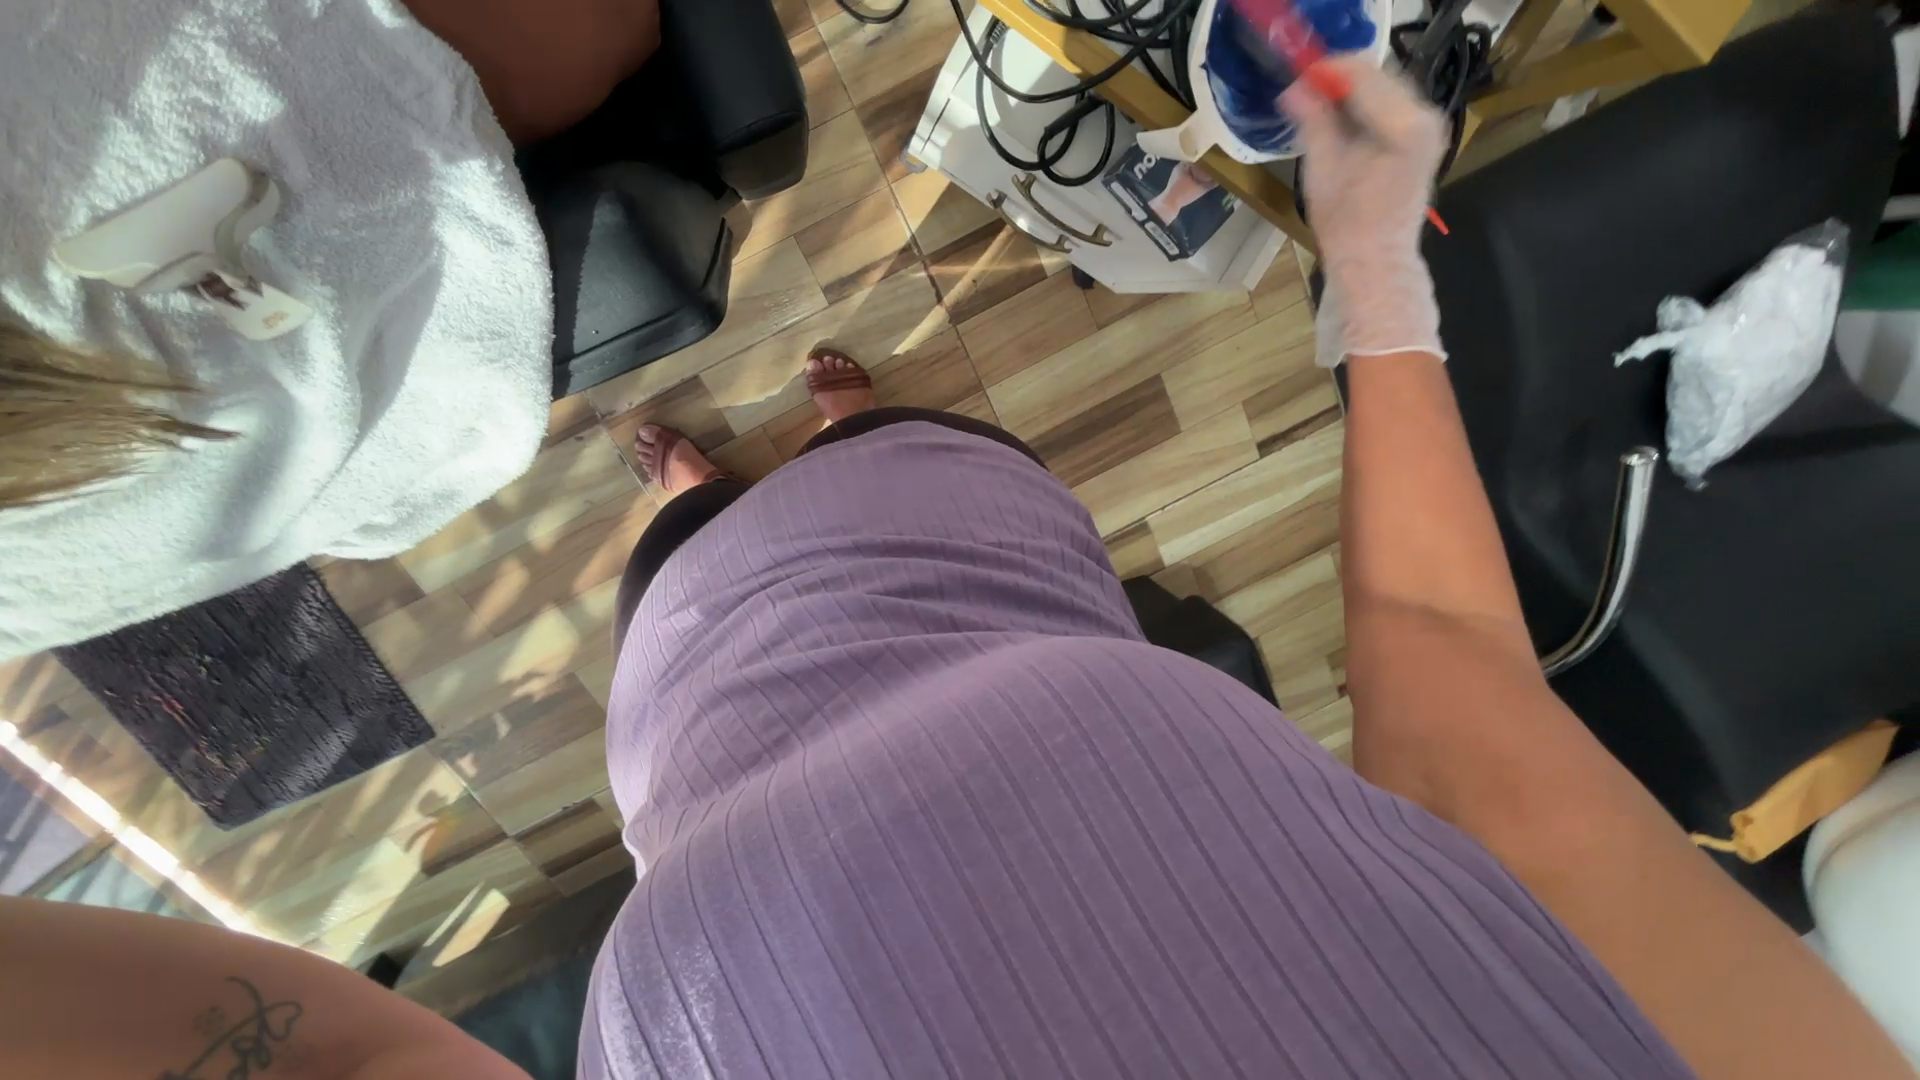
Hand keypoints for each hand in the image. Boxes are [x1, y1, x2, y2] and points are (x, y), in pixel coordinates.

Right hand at [1280, 57, 1447, 362]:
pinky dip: (1362, 110)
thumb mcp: (1323, 169)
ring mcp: (1427, 130)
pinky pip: (1389, 111)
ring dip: (1349, 94)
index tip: (1296, 73)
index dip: (1327, 69)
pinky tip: (1338, 124)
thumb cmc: (1347, 226)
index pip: (1364, 74)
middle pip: (1378, 78)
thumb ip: (1313, 121)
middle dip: (1338, 79)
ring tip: (1314, 106)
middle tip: (1301, 89)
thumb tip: (1294, 89)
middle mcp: (1426, 118)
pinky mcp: (1421, 142)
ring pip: (1384, 92)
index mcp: (1405, 124)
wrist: (1375, 264)